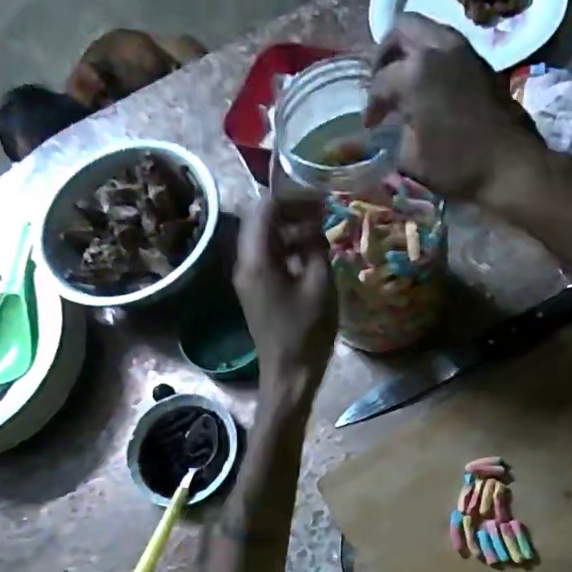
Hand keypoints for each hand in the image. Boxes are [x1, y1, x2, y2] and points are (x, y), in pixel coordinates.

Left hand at [233, 197, 335, 406]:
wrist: (289, 373)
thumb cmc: (306, 330)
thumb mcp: (320, 284)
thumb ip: (316, 248)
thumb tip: (315, 227)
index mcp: (257, 258)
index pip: (266, 208)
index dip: (294, 198)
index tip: (322, 199)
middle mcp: (245, 262)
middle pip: (263, 222)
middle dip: (294, 212)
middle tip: (325, 213)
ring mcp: (249, 278)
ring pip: (267, 240)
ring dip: (293, 232)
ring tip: (323, 234)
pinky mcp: (257, 291)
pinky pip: (270, 258)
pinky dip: (290, 250)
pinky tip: (312, 257)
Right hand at [365, 15, 546, 206]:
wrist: (513, 167)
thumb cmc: (461, 167)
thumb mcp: (414, 159)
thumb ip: (399, 134)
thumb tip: (400, 126)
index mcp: (415, 73)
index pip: (382, 82)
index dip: (372, 105)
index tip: (371, 123)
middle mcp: (438, 50)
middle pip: (401, 30)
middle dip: (385, 54)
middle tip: (381, 81)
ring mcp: (464, 51)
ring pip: (428, 30)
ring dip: (411, 49)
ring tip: (406, 78)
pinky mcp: (483, 63)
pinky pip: (449, 45)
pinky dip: (434, 57)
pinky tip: (432, 84)